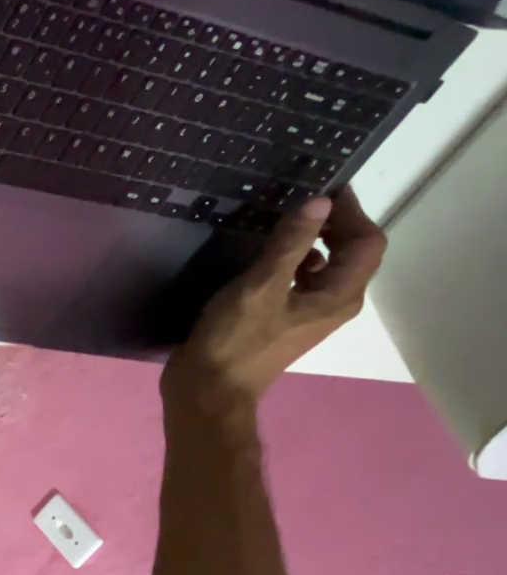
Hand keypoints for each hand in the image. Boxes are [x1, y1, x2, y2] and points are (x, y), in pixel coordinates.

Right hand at [163, 191, 384, 409]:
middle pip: (351, 253)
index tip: (323, 186)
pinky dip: (291, 262)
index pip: (366, 241)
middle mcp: (333, 302)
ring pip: (324, 267)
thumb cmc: (234, 339)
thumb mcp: (259, 287)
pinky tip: (261, 258)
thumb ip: (289, 245)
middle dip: (333, 224)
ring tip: (279, 223)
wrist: (208, 388)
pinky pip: (299, 281)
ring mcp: (307, 314)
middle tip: (300, 200)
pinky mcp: (281, 320)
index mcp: (339, 295)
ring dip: (311, 242)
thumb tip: (317, 202)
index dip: (350, 211)